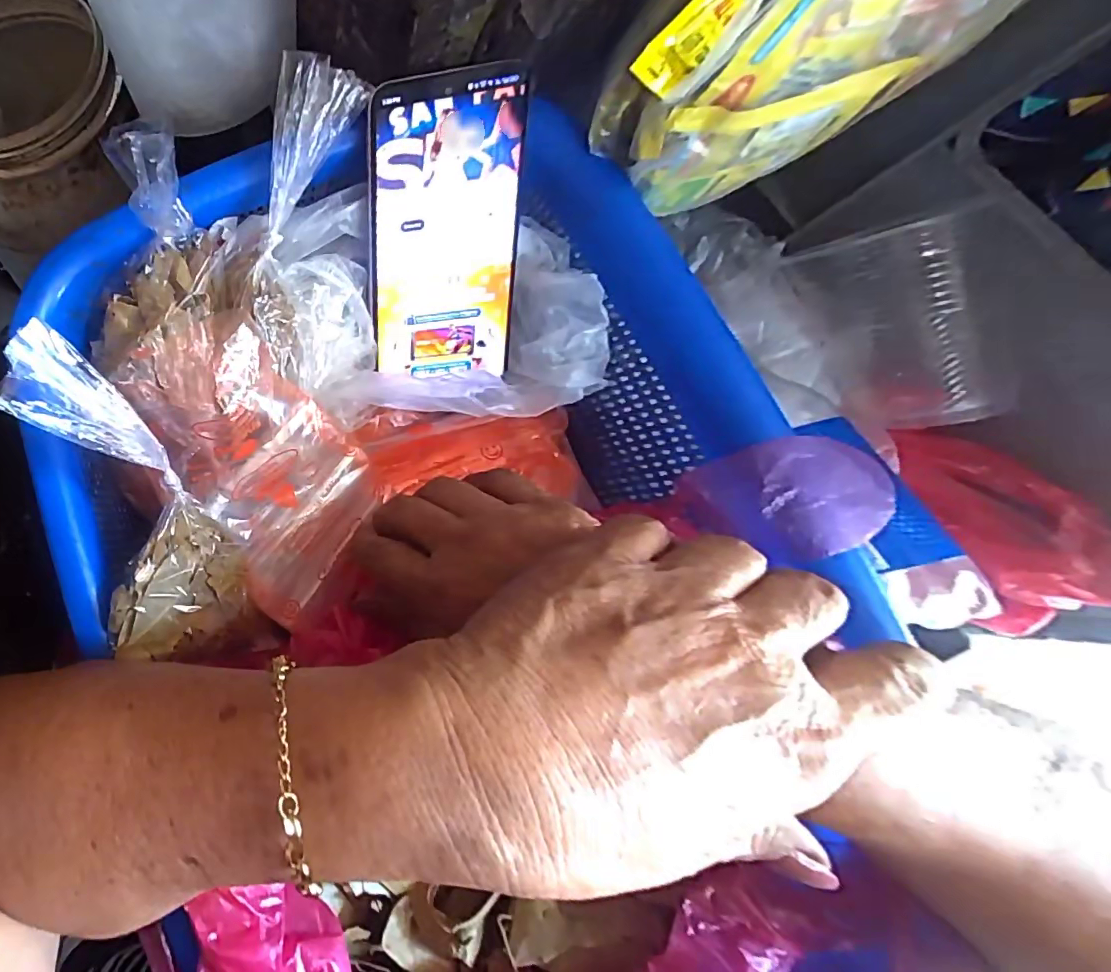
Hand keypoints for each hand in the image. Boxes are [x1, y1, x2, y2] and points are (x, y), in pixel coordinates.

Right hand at [351, 471, 597, 638]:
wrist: (613, 646)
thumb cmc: (524, 657)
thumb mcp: (453, 647)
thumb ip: (401, 619)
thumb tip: (359, 600)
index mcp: (433, 586)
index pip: (375, 549)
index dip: (362, 545)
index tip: (366, 548)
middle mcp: (459, 543)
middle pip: (401, 511)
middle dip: (387, 518)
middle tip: (391, 529)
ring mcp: (503, 520)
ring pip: (441, 487)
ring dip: (427, 498)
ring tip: (431, 513)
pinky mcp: (544, 506)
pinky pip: (493, 478)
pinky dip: (476, 486)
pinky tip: (477, 500)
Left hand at [395, 516, 942, 899]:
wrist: (481, 757)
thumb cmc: (579, 819)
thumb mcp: (689, 841)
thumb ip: (753, 824)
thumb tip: (808, 852)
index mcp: (802, 735)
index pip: (900, 681)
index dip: (876, 668)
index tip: (845, 665)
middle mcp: (753, 651)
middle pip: (810, 595)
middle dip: (780, 604)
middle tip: (733, 619)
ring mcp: (673, 595)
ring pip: (729, 551)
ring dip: (709, 568)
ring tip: (668, 589)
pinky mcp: (597, 559)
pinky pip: (643, 529)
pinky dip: (636, 544)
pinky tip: (608, 567)